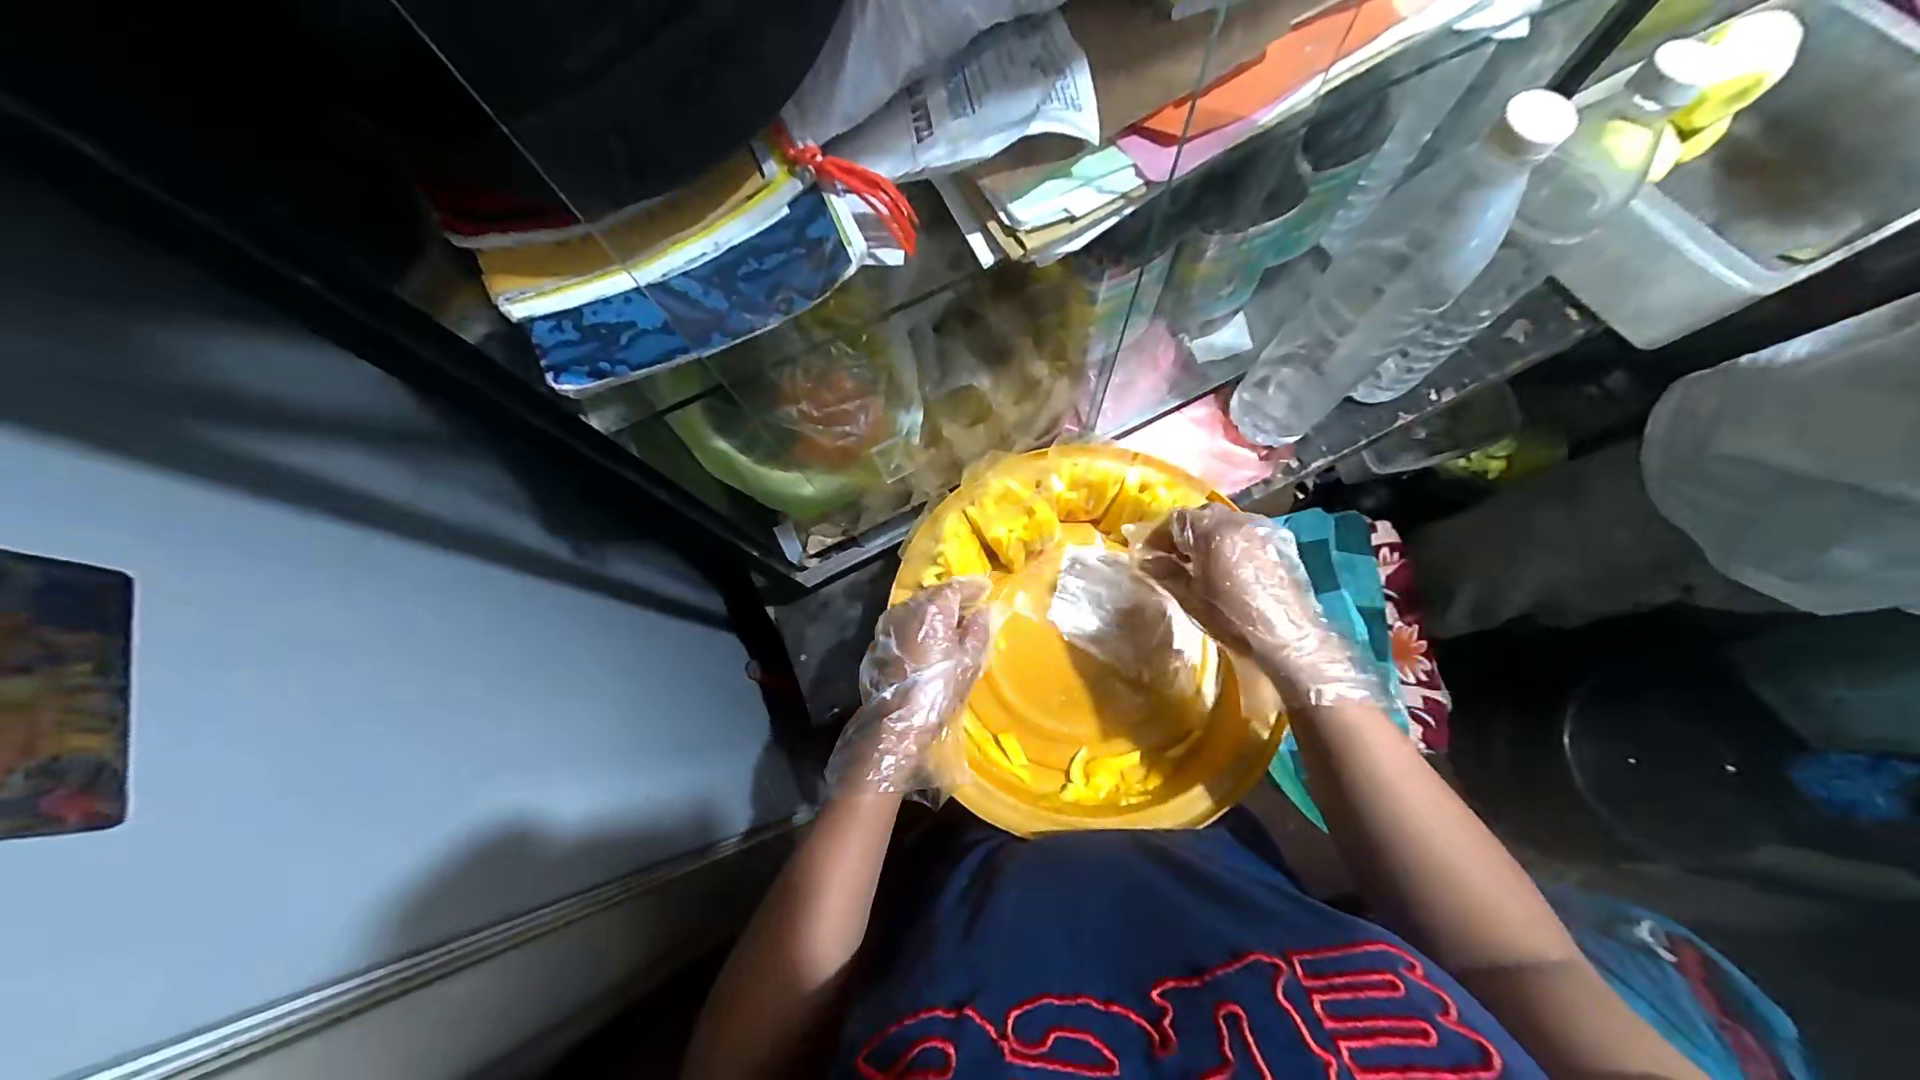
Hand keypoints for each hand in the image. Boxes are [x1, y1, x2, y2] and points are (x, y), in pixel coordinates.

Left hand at [824, 577, 993, 796]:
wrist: (894, 723)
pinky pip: (901, 629)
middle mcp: (905, 610)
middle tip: (971, 607)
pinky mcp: (875, 647)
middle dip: (952, 599)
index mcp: (931, 610)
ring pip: (914, 611)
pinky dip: (916, 630)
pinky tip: (926, 645)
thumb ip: (979, 631)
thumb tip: (986, 610)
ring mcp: (886, 628)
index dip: (972, 586)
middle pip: (932, 596)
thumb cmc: (939, 691)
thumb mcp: (969, 662)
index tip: (986, 588)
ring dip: (932, 614)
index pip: (954, 587)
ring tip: (950, 625)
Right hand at [1136, 505, 1382, 708]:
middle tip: (1172, 558)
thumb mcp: (1190, 598)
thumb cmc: (1233, 620)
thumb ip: (1165, 572)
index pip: (1176, 518)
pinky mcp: (1282, 541)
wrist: (1289, 639)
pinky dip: (1231, 542)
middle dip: (1184, 534)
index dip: (1158, 535)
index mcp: (1213, 531)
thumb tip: (1145, 559)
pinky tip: (1228, 567)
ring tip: (1200, 563)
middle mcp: (1240, 520)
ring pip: (1226, 522)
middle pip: (1202, 515)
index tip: (1149, 555)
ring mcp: (1264, 528)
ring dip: (1208, 537)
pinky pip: (1247, 532)